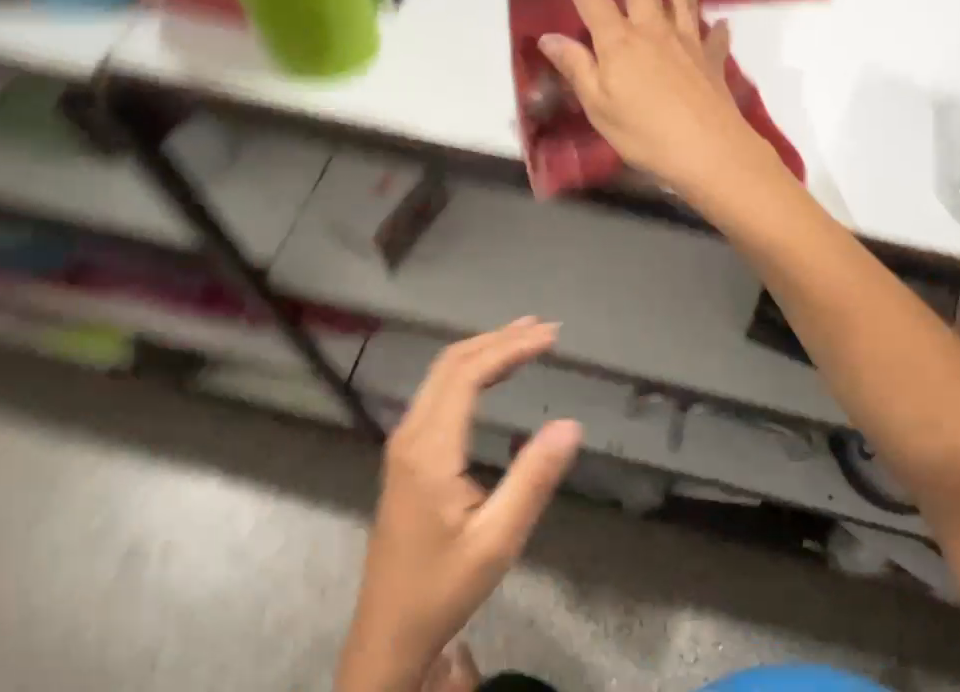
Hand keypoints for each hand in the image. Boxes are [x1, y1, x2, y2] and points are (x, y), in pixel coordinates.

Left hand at [338, 320, 583, 691]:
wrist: (388, 630)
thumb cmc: (443, 587)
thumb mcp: (498, 540)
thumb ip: (533, 479)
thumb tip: (570, 425)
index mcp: (429, 450)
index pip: (468, 374)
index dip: (509, 347)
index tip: (550, 336)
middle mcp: (410, 435)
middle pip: (450, 364)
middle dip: (497, 339)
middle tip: (545, 330)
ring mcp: (403, 445)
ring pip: (440, 377)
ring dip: (482, 351)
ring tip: (525, 340)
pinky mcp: (406, 457)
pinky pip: (437, 395)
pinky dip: (469, 373)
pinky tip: (492, 376)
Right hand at [538, 0, 783, 195]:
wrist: (708, 150)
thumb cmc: (643, 132)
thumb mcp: (598, 105)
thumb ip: (577, 67)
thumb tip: (549, 36)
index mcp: (618, 42)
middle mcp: (653, 32)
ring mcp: (687, 44)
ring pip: (684, 1)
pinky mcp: (712, 62)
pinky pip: (714, 39)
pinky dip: (718, 29)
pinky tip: (723, 23)